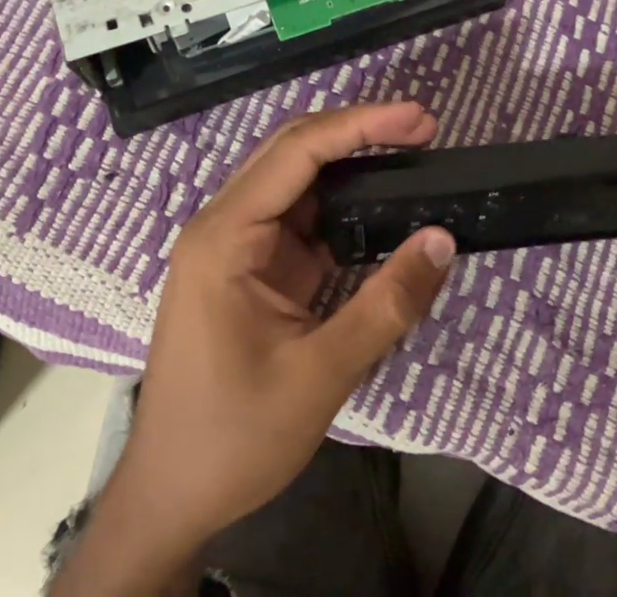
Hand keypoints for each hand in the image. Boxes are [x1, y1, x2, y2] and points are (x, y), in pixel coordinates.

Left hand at [60, 103, 455, 595]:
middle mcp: (223, 229)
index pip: (297, 153)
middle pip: (292, 157)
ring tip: (413, 163)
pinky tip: (385, 214)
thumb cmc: (233, 436)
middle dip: (357, 136)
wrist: (173, 496)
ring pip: (298, 189)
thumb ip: (387, 304)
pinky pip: (301, 228)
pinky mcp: (251, 276)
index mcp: (223, 238)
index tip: (420, 120)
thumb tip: (443, 240)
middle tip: (424, 131)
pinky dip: (344, 218)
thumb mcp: (320, 373)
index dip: (361, 126)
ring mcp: (235, 252)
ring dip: (352, 172)